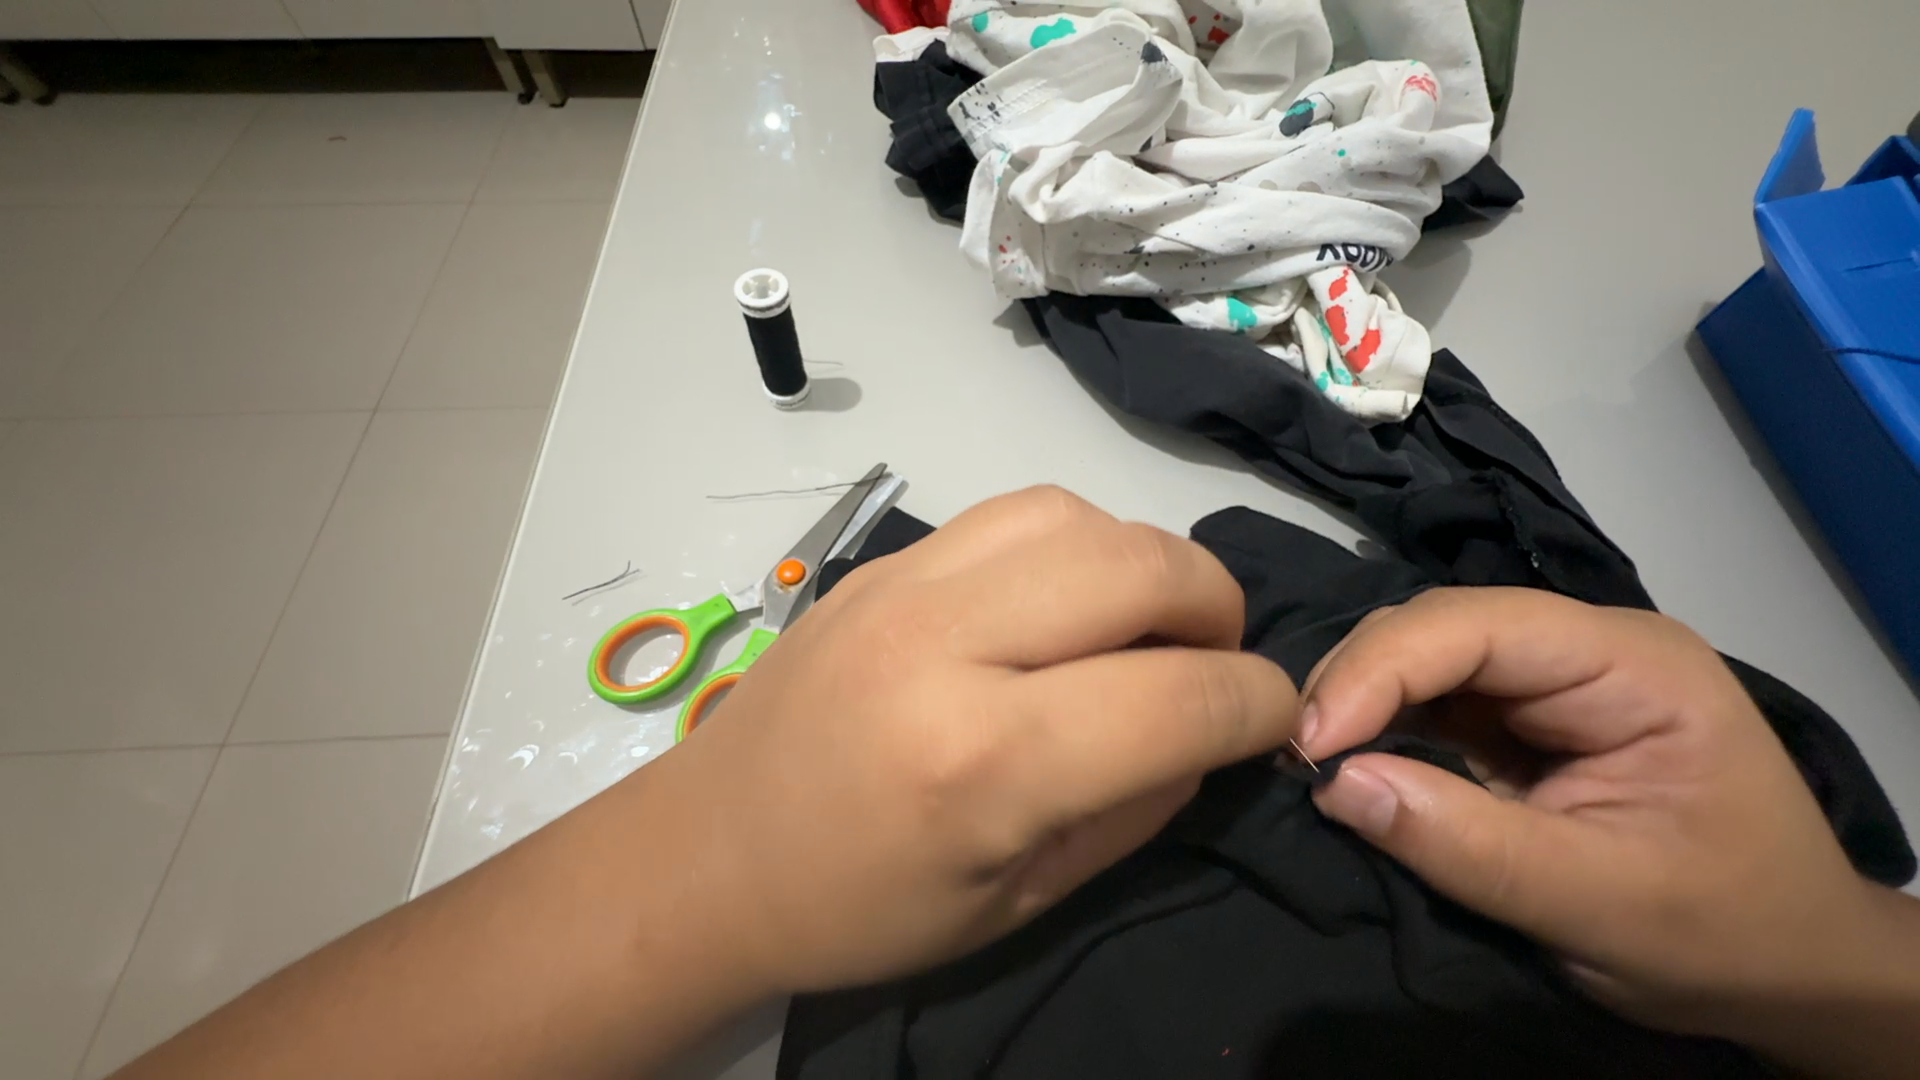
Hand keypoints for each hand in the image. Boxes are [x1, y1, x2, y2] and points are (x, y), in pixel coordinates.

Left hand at [646, 486, 1300, 995]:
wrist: (707, 850)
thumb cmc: (860, 905)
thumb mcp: (1021, 900)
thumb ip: (1137, 804)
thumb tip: (1209, 729)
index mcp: (983, 758)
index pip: (1180, 695)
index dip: (1257, 704)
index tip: (1272, 717)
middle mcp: (946, 642)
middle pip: (1139, 567)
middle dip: (1216, 607)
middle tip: (1213, 659)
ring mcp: (905, 583)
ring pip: (1078, 515)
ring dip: (1143, 561)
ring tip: (1144, 620)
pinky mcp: (883, 562)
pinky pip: (1012, 512)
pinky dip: (1073, 542)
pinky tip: (1065, 595)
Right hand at [1298, 588, 1918, 1057]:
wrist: (1782, 968)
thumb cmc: (1724, 935)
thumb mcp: (1601, 905)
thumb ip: (1465, 843)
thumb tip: (1333, 784)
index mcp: (1629, 664)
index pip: (1475, 628)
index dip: (1379, 671)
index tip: (1312, 743)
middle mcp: (1576, 645)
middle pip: (1431, 626)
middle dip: (1355, 682)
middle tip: (1297, 753)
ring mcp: (1537, 673)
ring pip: (1411, 651)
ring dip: (1352, 698)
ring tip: (1309, 754)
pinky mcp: (1505, 708)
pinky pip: (1416, 693)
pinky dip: (1369, 721)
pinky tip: (1343, 753)